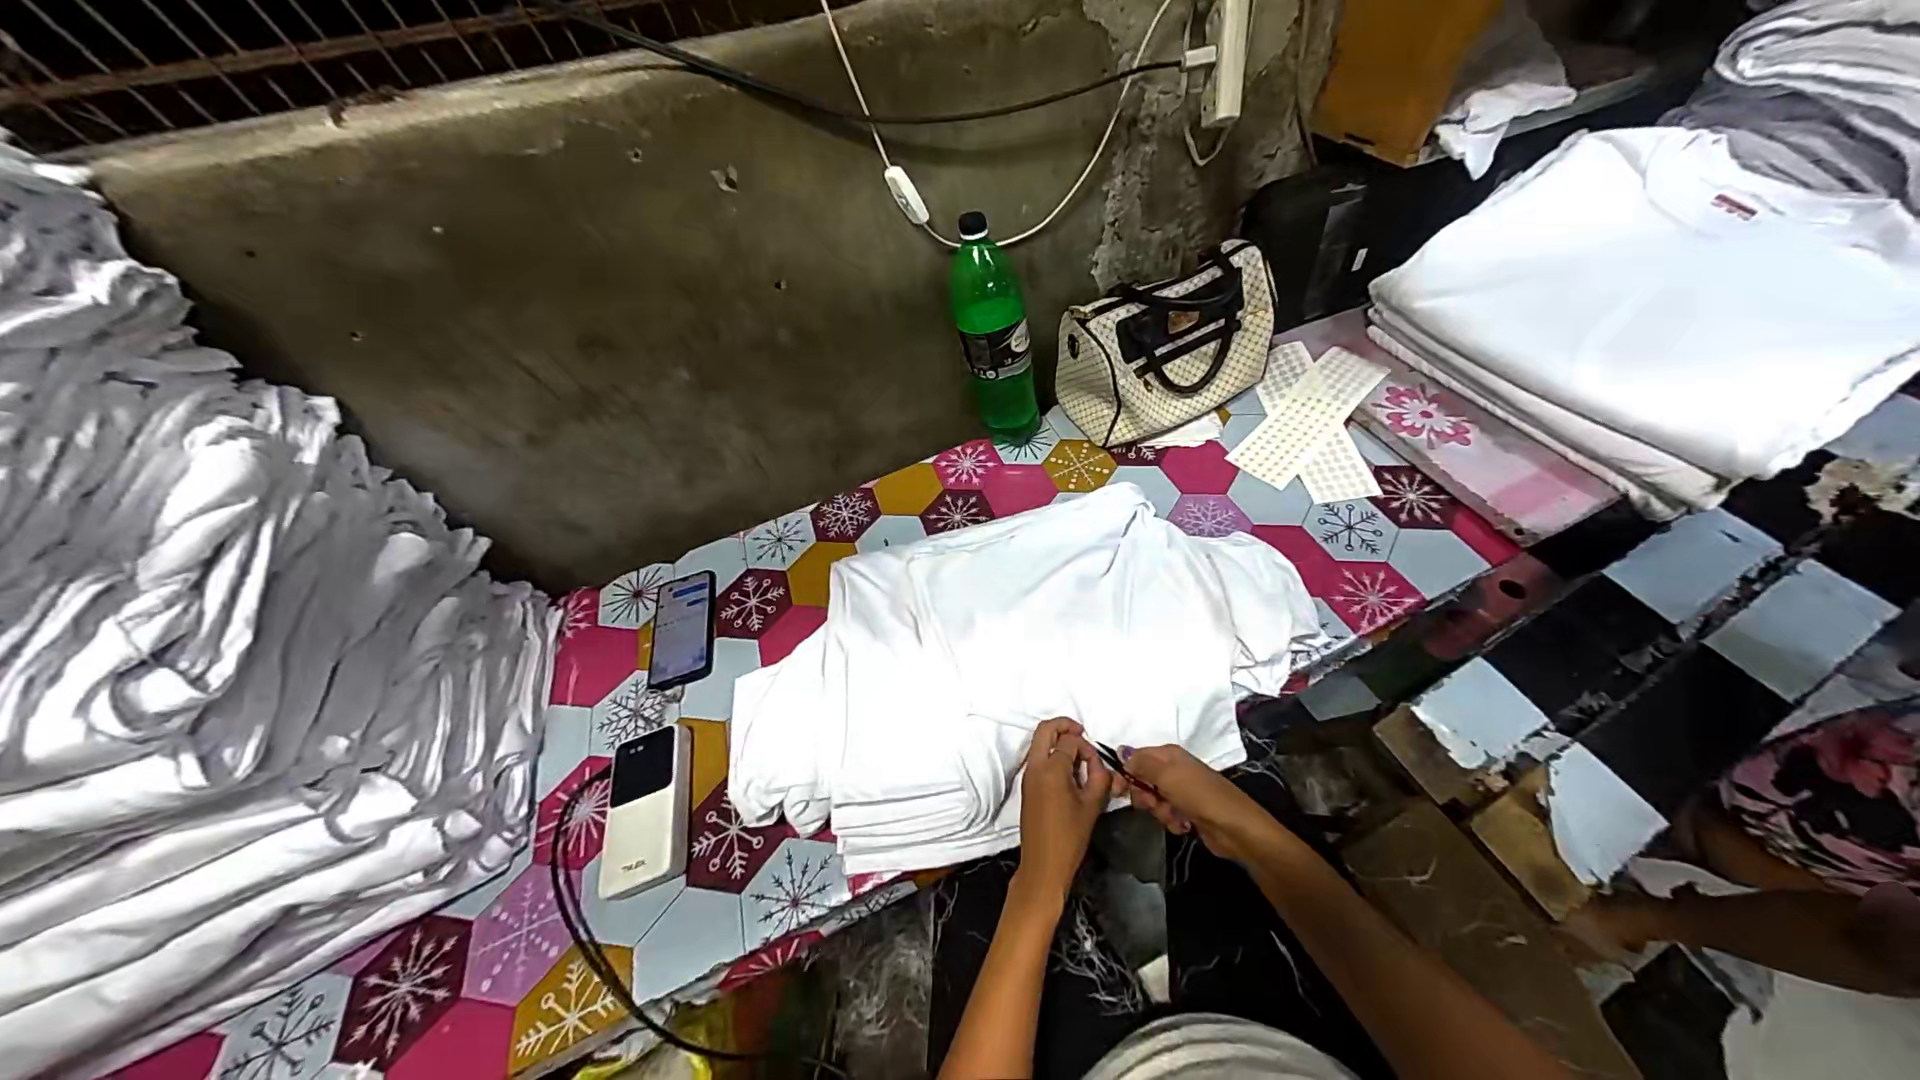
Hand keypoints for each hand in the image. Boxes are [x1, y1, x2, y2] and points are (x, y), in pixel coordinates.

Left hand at [1015, 718, 1119, 901]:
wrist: (1043, 865)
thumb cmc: (1070, 837)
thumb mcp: (1092, 805)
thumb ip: (1099, 777)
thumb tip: (1096, 762)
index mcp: (1051, 769)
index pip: (1069, 740)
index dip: (1086, 747)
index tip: (1096, 763)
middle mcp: (1035, 766)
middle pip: (1045, 729)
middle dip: (1064, 726)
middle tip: (1082, 733)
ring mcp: (1028, 775)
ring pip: (1039, 742)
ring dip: (1057, 741)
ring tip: (1079, 758)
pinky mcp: (1027, 785)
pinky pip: (1038, 758)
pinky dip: (1051, 754)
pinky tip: (1069, 772)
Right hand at [1120, 744, 1287, 863]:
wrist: (1234, 828)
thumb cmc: (1199, 795)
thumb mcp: (1167, 775)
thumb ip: (1141, 763)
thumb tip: (1120, 750)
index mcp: (1168, 754)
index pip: (1135, 757)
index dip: (1124, 773)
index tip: (1119, 790)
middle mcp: (1173, 769)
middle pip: (1141, 780)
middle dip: (1144, 795)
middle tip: (1154, 803)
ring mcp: (1180, 791)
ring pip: (1153, 800)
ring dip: (1159, 811)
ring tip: (1174, 816)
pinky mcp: (1187, 811)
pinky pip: (1166, 814)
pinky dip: (1172, 821)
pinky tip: (1184, 825)